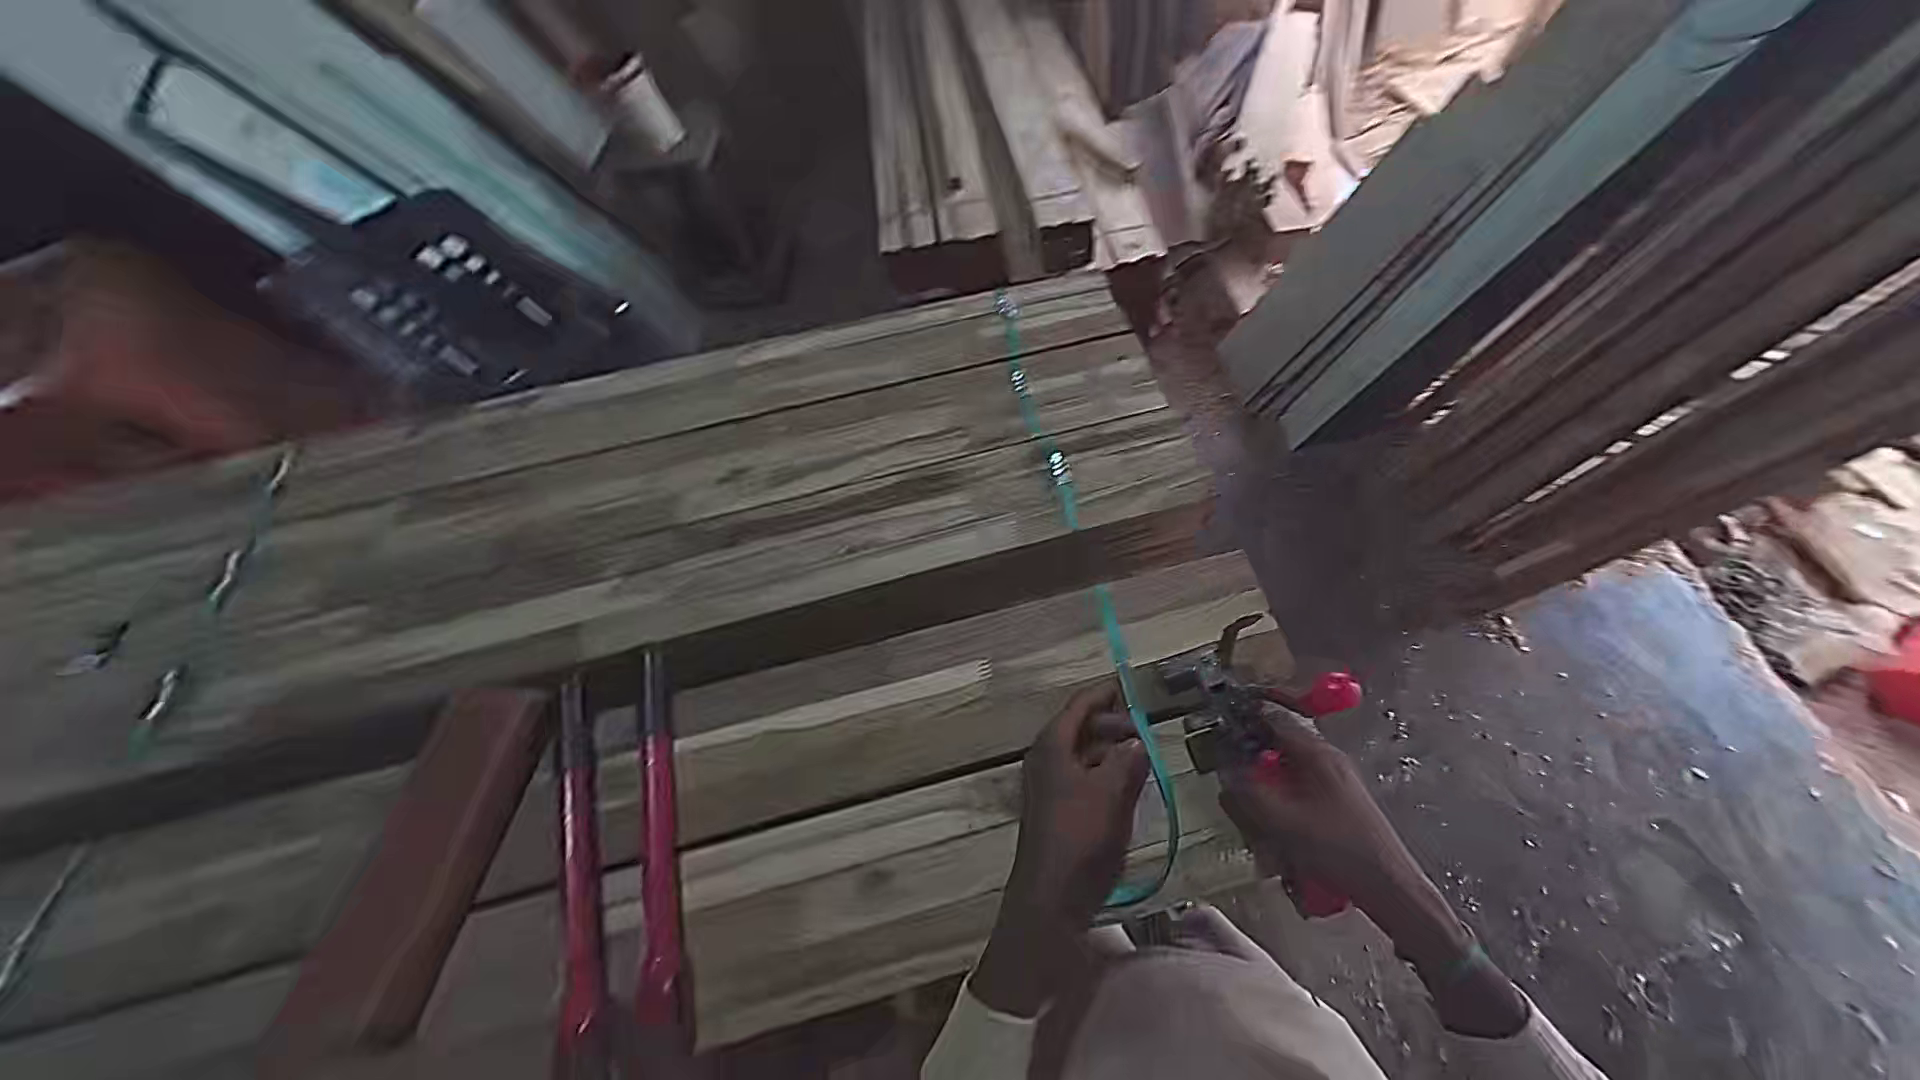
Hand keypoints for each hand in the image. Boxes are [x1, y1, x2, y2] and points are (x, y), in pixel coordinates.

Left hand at [971, 681, 1147, 1015]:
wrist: (1051, 897)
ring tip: (1143, 754)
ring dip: (1111, 750)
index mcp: (1052, 746)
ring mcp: (1050, 785)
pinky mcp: (1059, 809)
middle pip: (1081, 728)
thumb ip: (1127, 761)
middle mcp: (1047, 759)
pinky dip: (1106, 772)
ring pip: (1084, 754)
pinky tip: (1128, 783)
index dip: (1103, 694)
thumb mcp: (1111, 794)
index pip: (1079, 707)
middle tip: (1145, 729)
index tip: (1127, 685)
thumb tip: (1138, 741)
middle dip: (1112, 724)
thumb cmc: (1080, 836)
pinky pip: (1085, 777)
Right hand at [1215, 702, 1428, 915]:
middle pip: (1275, 752)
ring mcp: (1335, 783)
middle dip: (1253, 775)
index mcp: (1317, 754)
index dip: (1244, 723)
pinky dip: (1283, 814)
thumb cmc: (1340, 850)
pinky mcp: (1338, 805)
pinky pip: (1298, 797)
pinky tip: (1281, 844)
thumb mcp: (1281, 821)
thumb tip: (1225, 774)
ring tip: (1263, 832)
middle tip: (1240, 799)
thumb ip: (1246, 793)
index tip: (1222, 735)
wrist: (1390, 889)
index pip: (1273, 719)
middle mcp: (1327, 761)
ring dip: (1267, 801)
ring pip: (1284, 778)